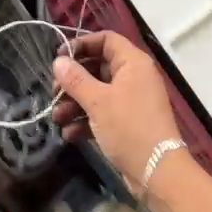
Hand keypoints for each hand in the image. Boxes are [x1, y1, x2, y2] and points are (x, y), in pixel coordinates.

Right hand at [51, 31, 183, 183]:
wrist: (157, 171)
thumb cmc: (129, 127)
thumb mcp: (98, 101)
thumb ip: (76, 80)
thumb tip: (59, 61)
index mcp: (132, 62)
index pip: (106, 40)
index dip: (82, 44)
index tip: (59, 58)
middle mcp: (134, 76)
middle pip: (98, 67)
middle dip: (74, 80)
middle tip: (54, 92)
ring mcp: (132, 100)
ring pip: (98, 92)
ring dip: (76, 103)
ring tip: (57, 117)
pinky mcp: (128, 123)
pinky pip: (103, 113)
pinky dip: (87, 120)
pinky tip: (69, 134)